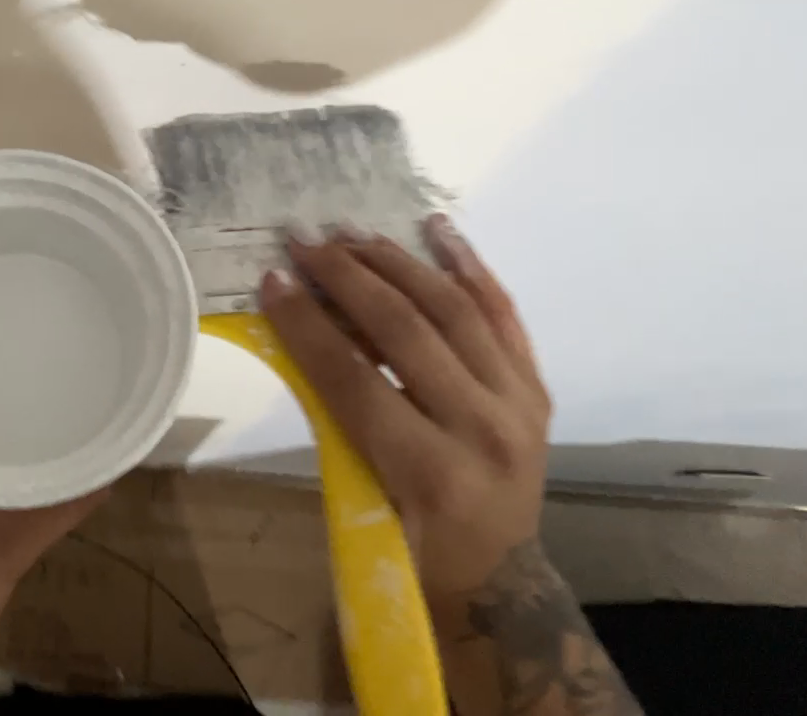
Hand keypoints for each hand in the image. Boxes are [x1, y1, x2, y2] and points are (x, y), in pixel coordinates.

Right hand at [258, 215, 550, 618]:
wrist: (498, 576)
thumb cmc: (409, 546)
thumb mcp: (360, 492)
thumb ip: (331, 414)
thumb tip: (296, 330)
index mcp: (430, 471)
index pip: (353, 377)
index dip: (306, 324)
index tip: (271, 279)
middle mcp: (484, 429)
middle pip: (406, 329)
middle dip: (347, 277)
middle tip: (304, 241)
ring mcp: (520, 402)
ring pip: (453, 308)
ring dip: (395, 262)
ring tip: (350, 232)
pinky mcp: (535, 385)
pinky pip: (502, 311)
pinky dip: (469, 265)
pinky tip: (437, 229)